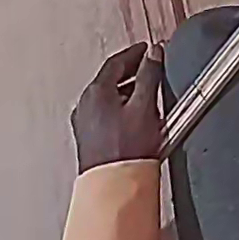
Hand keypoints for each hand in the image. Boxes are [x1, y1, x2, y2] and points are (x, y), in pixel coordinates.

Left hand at [71, 42, 164, 171]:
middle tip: (146, 65)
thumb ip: (149, 75)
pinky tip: (133, 116)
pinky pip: (105, 112)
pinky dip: (119, 106)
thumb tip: (153, 53)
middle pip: (109, 78)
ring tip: (144, 91)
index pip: (116, 62)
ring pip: (107, 96)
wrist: (113, 189)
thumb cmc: (125, 151)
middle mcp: (85, 104)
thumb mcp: (144, 106)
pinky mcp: (89, 138)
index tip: (145, 49)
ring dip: (125, 89)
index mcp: (96, 92)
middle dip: (130, 70)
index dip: (134, 53)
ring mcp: (85, 123)